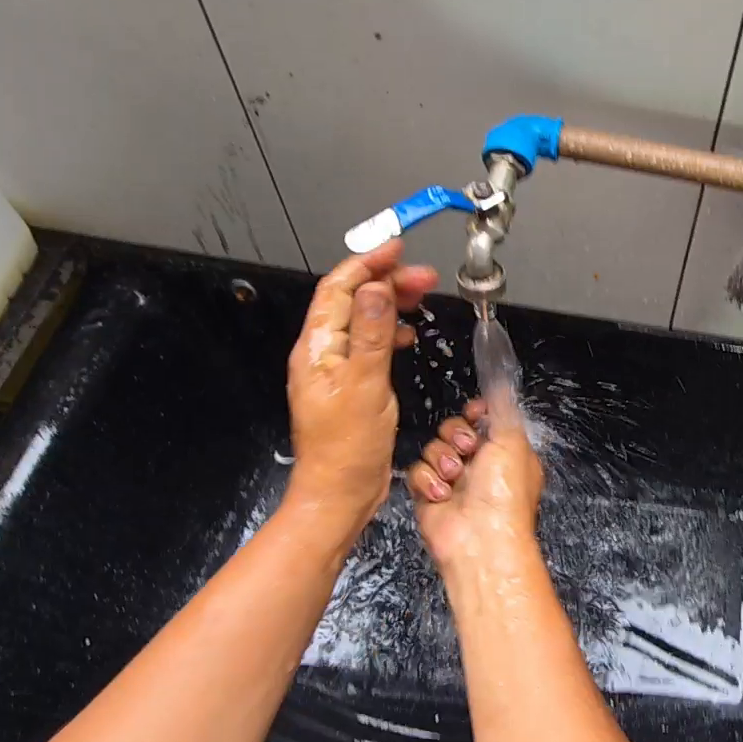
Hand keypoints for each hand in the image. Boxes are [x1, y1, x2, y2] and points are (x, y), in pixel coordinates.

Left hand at [285, 240, 438, 539]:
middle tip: (425, 276)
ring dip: (390, 303)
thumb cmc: (348, 446)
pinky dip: (390, 331)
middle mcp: (322, 353)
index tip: (397, 248)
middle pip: (351, 301)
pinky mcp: (351, 385)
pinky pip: (369, 343)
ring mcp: (335, 369)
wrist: (339, 492)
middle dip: (386, 281)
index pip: (337, 289)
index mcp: (317, 348)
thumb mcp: (365, 384)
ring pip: (362, 320)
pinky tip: (408, 335)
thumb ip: (372, 333)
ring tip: (422, 297)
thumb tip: (376, 288)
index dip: (366, 264)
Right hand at [408, 396, 544, 576]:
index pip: (482, 418)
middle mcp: (480, 464)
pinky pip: (417, 471)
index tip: (475, 413)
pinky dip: (427, 481)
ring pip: (433, 448)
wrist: (481, 537)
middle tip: (467, 448)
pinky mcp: (429, 495)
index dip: (474, 413)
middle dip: (456, 435)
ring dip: (442, 459)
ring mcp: (453, 479)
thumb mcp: (513, 439)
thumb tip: (501, 383)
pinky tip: (441, 494)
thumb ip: (503, 408)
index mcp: (506, 450)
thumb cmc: (504, 489)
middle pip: (453, 429)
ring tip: (454, 476)